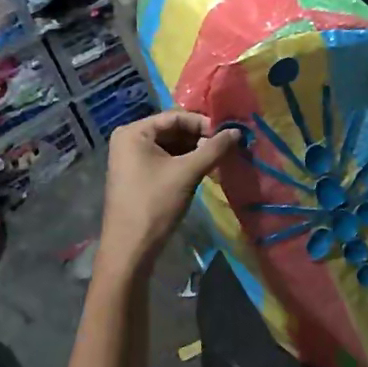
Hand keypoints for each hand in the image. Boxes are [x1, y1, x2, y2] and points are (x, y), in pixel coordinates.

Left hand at [99, 110, 238, 277]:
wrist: (130, 249)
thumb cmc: (155, 204)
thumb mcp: (187, 173)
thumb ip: (214, 149)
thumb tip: (238, 132)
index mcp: (134, 132)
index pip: (176, 117)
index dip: (204, 124)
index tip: (229, 134)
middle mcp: (130, 140)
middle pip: (174, 131)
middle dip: (201, 139)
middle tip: (227, 149)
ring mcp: (132, 159)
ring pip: (172, 147)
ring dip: (196, 152)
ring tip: (220, 161)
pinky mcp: (138, 175)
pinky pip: (166, 161)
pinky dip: (186, 164)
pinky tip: (206, 171)